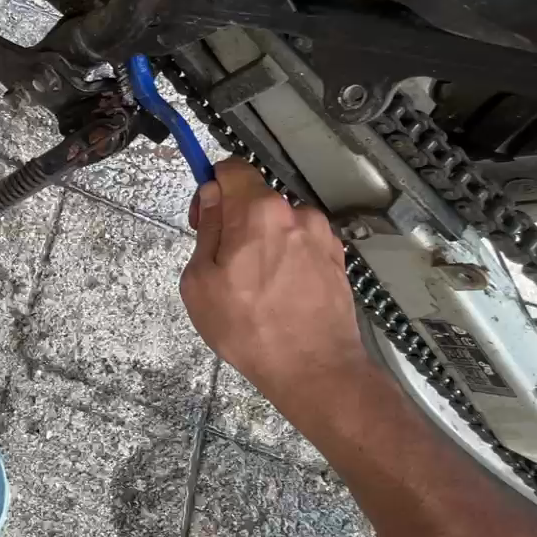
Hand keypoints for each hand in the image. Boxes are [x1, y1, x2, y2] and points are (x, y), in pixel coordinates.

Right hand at [180, 160, 375, 404]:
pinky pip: (298, 245)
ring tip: (250, 286)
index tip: (201, 218)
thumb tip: (211, 199)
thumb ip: (206, 231)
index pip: (232, 168)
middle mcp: (296, 213)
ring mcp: (322, 235)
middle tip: (220, 264)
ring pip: (278, 224)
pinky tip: (275, 294)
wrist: (312, 367)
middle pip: (255, 199)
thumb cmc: (245, 326)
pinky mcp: (337, 258)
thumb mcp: (200, 281)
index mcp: (258, 211)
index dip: (210, 187)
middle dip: (234, 221)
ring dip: (260, 242)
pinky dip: (283, 259)